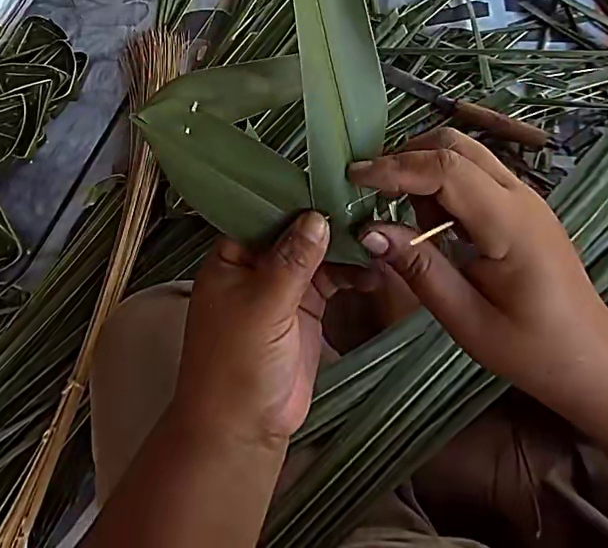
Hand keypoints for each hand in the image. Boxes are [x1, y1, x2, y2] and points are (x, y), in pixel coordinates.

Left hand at [170, 211, 361, 446]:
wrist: (243, 429)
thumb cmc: (236, 362)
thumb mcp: (263, 305)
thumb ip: (292, 260)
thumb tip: (317, 217)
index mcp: (232, 254)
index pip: (263, 213)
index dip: (293, 198)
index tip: (329, 179)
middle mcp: (256, 264)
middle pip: (294, 232)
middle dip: (325, 222)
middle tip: (363, 207)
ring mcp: (281, 287)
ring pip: (315, 255)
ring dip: (343, 249)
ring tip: (374, 238)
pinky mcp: (304, 310)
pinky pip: (330, 282)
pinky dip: (350, 275)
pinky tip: (372, 271)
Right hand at [348, 127, 607, 381]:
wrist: (596, 361)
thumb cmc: (534, 350)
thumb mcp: (468, 321)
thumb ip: (418, 268)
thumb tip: (366, 229)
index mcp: (511, 225)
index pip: (445, 169)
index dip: (395, 167)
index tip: (354, 177)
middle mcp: (519, 195)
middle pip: (452, 144)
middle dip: (404, 156)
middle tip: (370, 188)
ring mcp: (523, 194)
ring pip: (462, 149)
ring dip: (421, 164)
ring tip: (401, 210)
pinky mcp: (518, 201)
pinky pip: (471, 168)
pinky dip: (438, 177)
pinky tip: (430, 218)